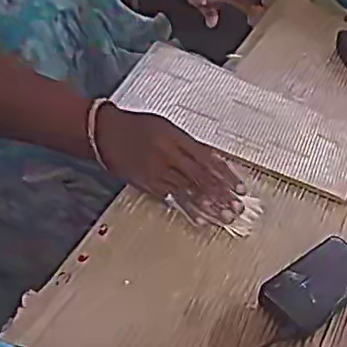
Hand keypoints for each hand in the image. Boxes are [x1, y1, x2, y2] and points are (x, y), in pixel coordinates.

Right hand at [92, 105, 242, 224]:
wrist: (104, 132)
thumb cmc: (138, 127)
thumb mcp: (167, 127)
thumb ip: (190, 145)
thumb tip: (215, 162)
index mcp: (176, 137)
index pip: (209, 160)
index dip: (227, 176)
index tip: (241, 189)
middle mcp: (168, 155)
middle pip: (201, 178)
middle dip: (222, 196)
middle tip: (238, 209)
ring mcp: (158, 171)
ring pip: (189, 192)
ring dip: (209, 207)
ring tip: (225, 218)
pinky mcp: (148, 184)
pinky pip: (173, 200)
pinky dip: (188, 210)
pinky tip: (201, 220)